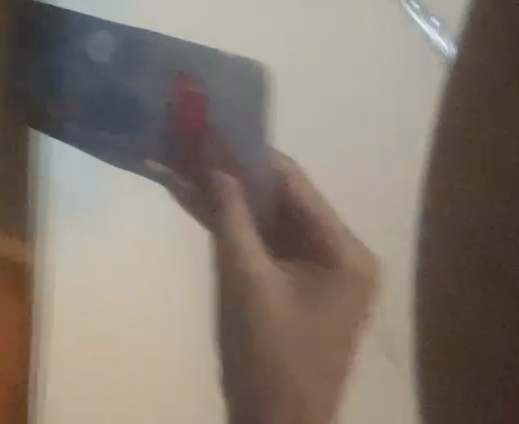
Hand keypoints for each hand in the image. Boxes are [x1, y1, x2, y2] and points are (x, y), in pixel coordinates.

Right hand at [183, 153, 377, 423]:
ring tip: (174, 160)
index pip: (293, 182)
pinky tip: (183, 194)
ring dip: (221, 192)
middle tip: (183, 141)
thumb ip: (230, 212)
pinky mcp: (292, 282)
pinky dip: (225, 219)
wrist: (275, 418)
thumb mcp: (243, 274)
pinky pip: (258, 237)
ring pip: (263, 214)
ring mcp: (315, 269)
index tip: (204, 125)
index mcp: (344, 251)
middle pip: (278, 195)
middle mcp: (339, 253)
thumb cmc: (268, 348)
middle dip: (228, 169)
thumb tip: (212, 159)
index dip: (247, 151)